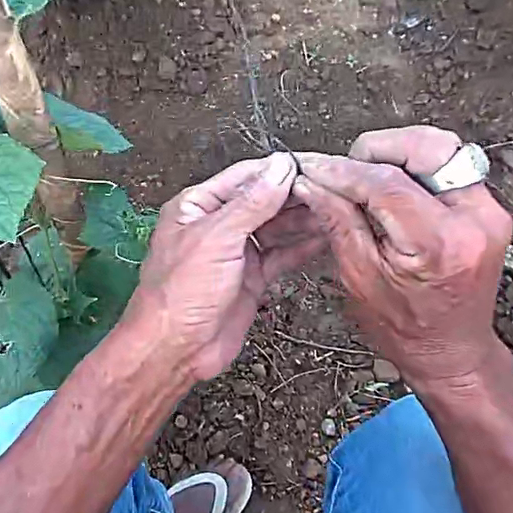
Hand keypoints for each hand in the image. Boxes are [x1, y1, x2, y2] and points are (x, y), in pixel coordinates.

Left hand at [120, 152, 325, 383]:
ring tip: (336, 208)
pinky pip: (281, 256)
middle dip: (296, 195)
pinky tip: (326, 237)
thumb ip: (251, 203)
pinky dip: (302, 247)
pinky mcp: (251, 278)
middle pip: (263, 201)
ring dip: (304, 220)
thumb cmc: (179, 292)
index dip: (278, 170)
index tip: (312, 164)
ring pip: (276, 228)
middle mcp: (217, 226)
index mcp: (197, 206)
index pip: (245, 177)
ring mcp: (235, 253)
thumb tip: (281, 166)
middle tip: (333, 187)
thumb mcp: (216, 238)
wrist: (175, 348)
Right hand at [292, 126, 512, 387]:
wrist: (452, 351)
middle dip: (376, 149)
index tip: (314, 169)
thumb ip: (339, 222)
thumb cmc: (407, 330)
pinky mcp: (488, 209)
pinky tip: (389, 189)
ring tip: (364, 181)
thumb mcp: (359, 280)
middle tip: (343, 171)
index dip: (342, 171)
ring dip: (395, 156)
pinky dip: (412, 169)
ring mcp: (489, 211)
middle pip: (426, 147)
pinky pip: (448, 167)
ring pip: (440, 150)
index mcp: (441, 245)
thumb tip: (313, 184)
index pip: (386, 183)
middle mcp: (476, 220)